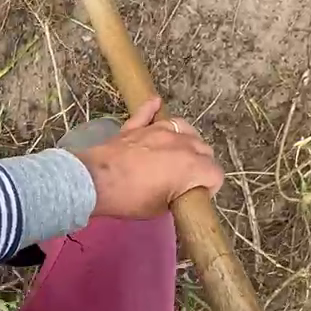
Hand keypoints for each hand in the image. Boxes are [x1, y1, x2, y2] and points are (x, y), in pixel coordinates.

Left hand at [73, 97, 223, 218]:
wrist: (95, 181)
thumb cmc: (130, 199)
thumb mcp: (162, 207)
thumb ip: (179, 194)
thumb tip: (180, 190)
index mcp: (191, 165)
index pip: (216, 173)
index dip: (209, 187)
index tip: (196, 196)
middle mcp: (180, 142)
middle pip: (204, 149)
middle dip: (201, 164)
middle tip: (186, 180)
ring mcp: (157, 130)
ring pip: (184, 127)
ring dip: (186, 140)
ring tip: (178, 154)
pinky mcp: (135, 127)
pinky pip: (148, 112)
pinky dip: (153, 109)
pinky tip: (156, 103)